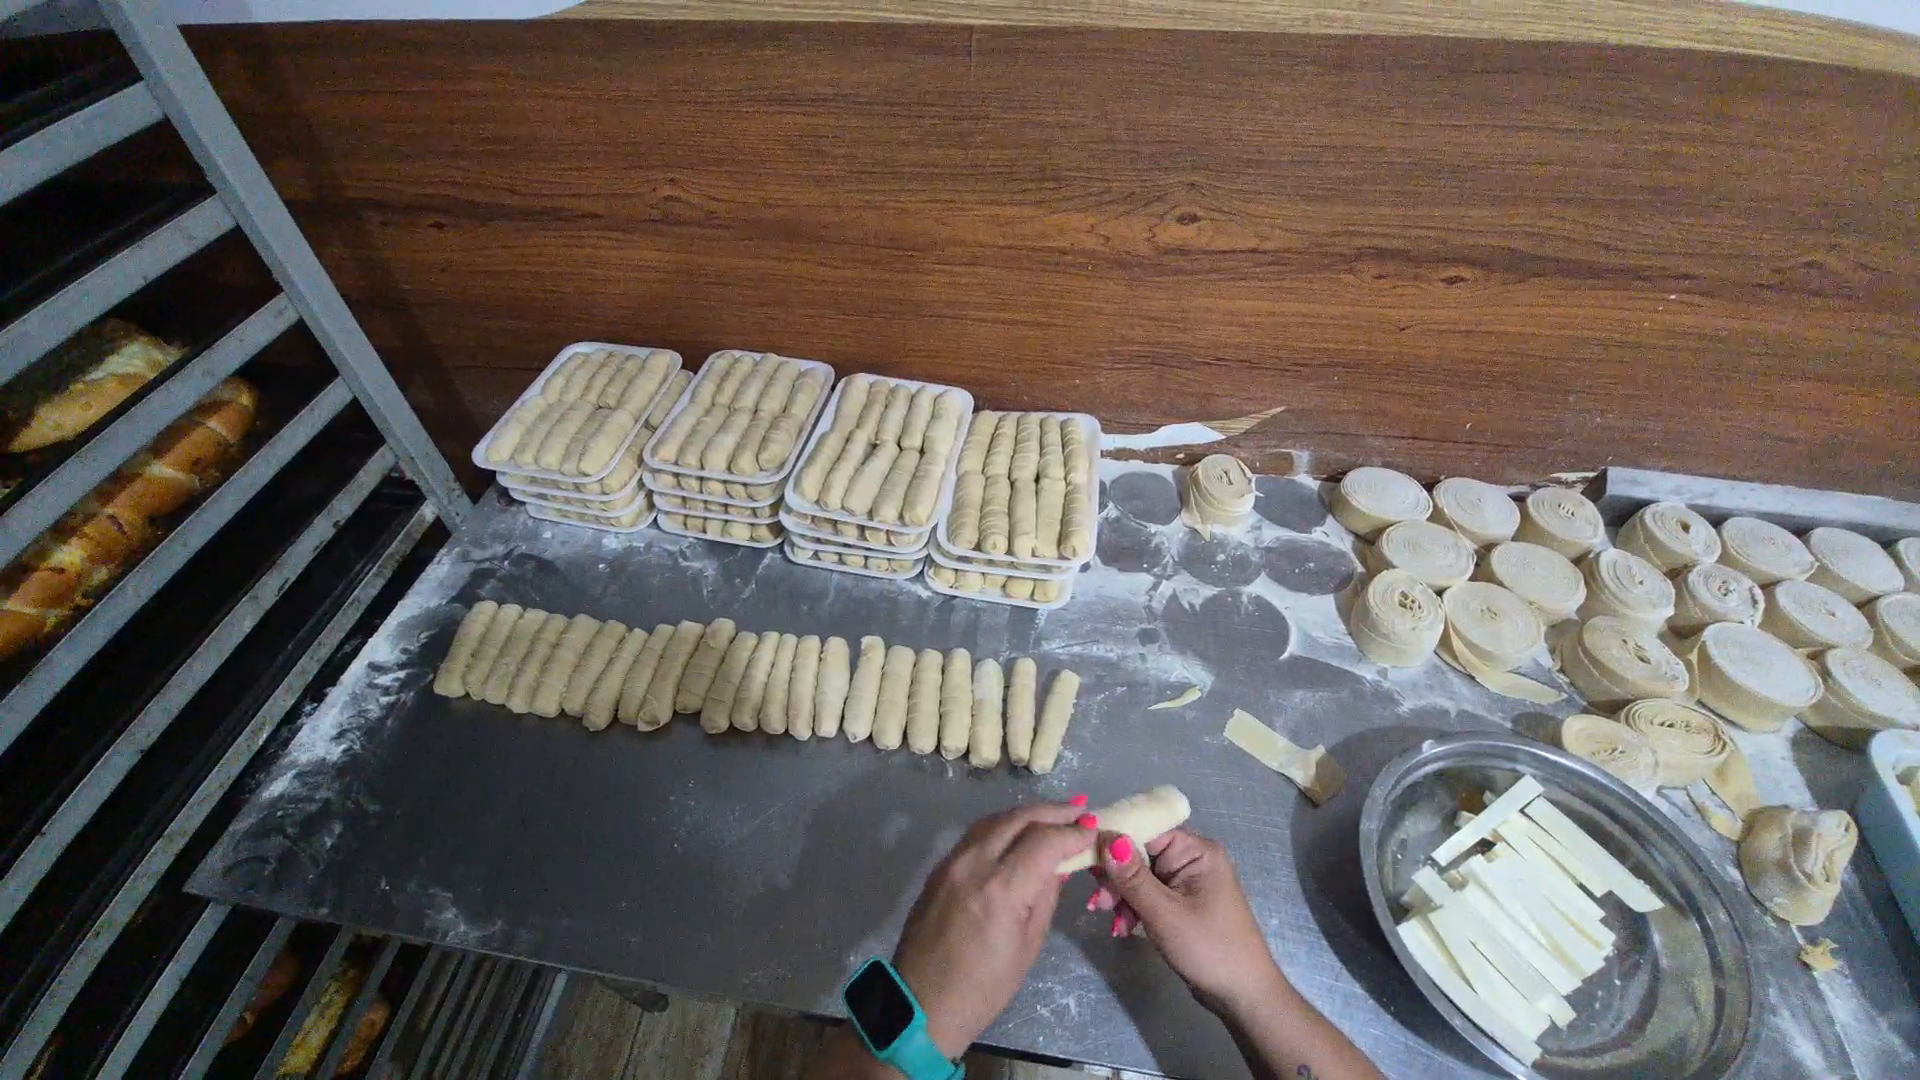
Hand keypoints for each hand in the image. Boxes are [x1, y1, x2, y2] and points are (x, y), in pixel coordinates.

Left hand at [891, 803, 1096, 1058]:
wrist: (922, 1002)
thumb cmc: (983, 987)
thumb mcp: (1028, 945)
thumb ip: (1046, 896)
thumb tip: (1060, 863)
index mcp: (1001, 889)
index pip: (1044, 841)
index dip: (1072, 832)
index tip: (1094, 829)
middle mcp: (975, 863)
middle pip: (1019, 818)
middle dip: (1053, 811)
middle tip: (1081, 811)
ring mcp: (953, 860)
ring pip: (996, 818)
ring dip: (1028, 813)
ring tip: (1055, 816)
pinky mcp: (940, 865)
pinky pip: (977, 832)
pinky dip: (1004, 824)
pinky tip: (1020, 830)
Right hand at [1093, 827, 1287, 1014]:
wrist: (1244, 997)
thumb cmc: (1209, 949)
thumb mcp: (1164, 913)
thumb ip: (1132, 876)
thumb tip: (1105, 837)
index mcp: (1196, 850)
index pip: (1146, 830)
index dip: (1114, 841)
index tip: (1086, 859)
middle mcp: (1192, 858)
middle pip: (1140, 853)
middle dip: (1116, 877)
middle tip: (1097, 902)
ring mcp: (1187, 880)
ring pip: (1140, 875)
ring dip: (1121, 896)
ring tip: (1110, 920)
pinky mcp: (1181, 901)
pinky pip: (1148, 893)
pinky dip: (1133, 907)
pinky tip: (1123, 927)